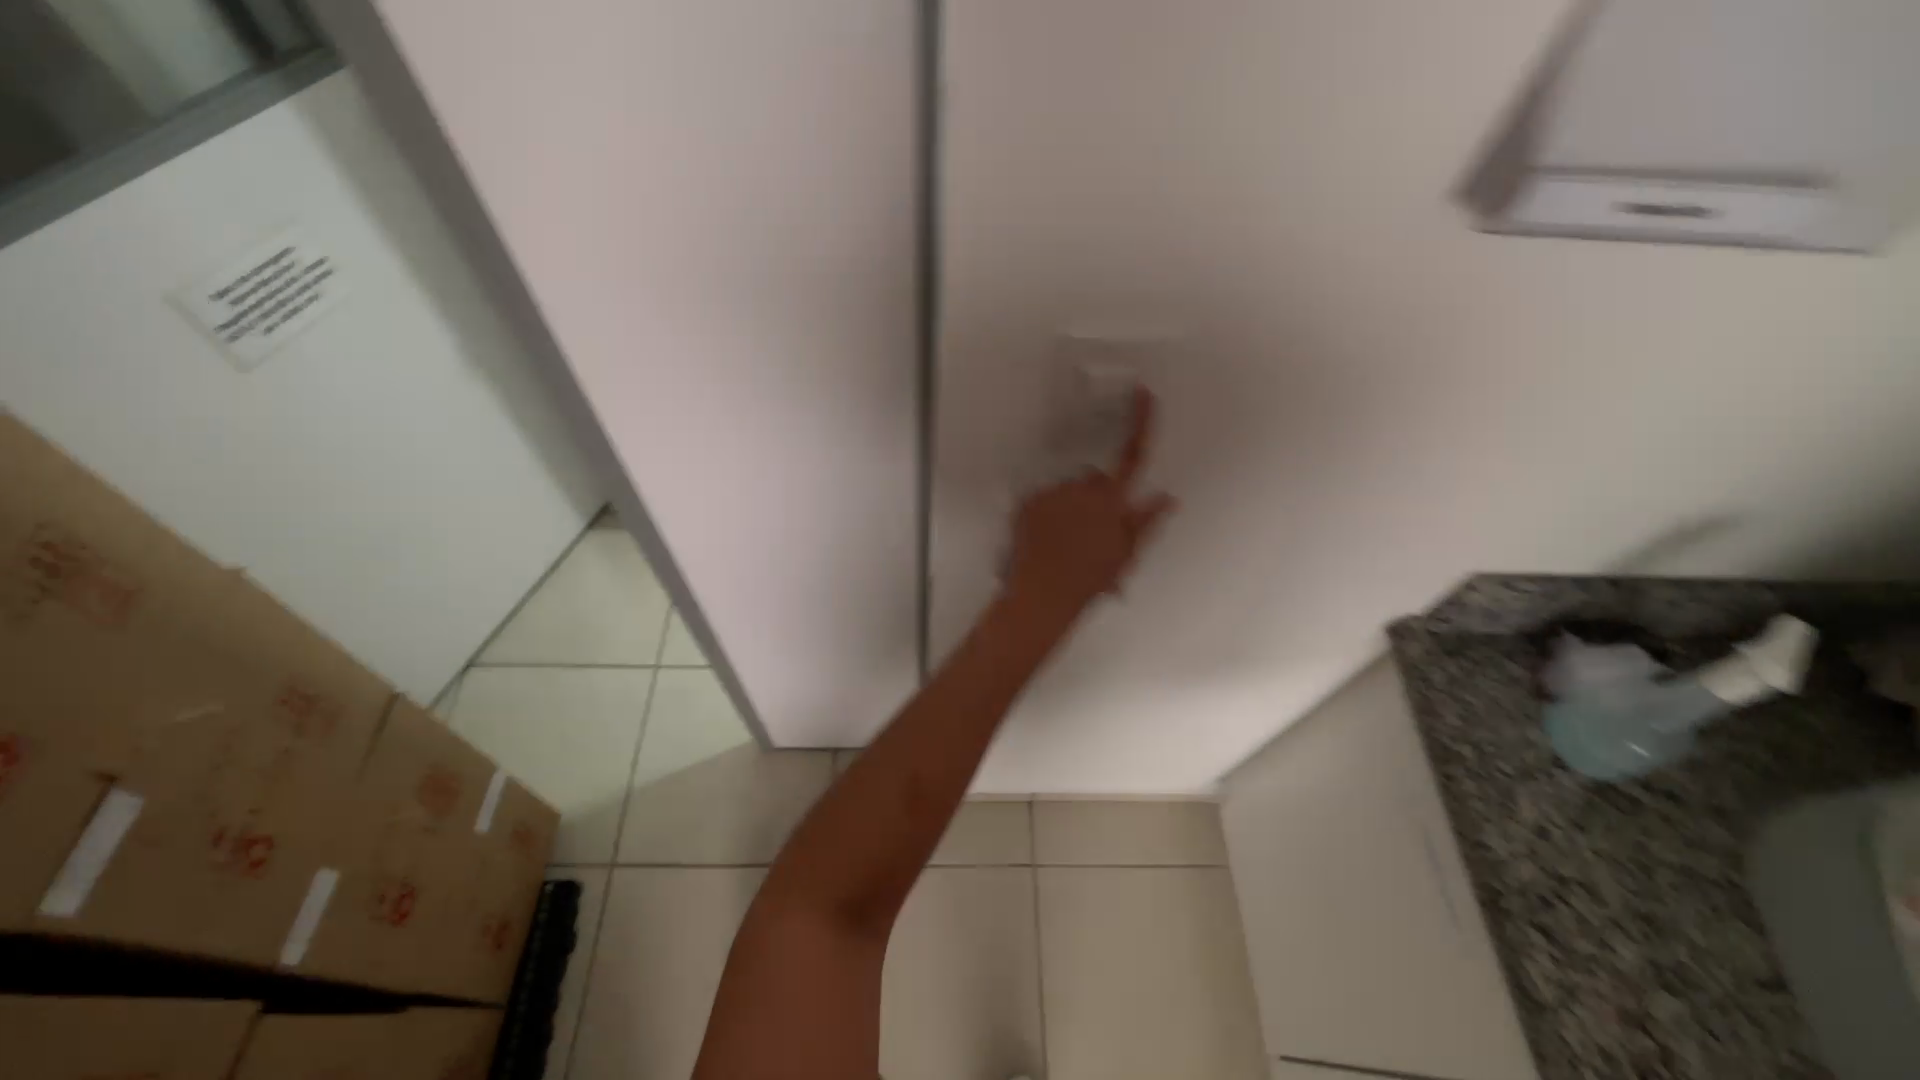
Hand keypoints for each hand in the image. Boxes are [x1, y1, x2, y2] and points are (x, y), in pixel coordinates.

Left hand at [1003, 386, 1176, 616]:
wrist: (1042, 595)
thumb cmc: (1090, 581)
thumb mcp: (1127, 555)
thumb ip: (1147, 522)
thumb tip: (1168, 497)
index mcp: (1112, 501)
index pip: (1132, 454)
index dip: (1140, 422)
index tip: (1143, 393)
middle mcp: (1082, 488)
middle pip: (1095, 477)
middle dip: (1096, 494)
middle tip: (1092, 530)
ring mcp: (1053, 493)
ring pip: (1068, 489)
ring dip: (1070, 505)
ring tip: (1066, 541)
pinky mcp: (1028, 501)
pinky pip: (1044, 499)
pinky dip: (1047, 512)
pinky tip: (1047, 538)